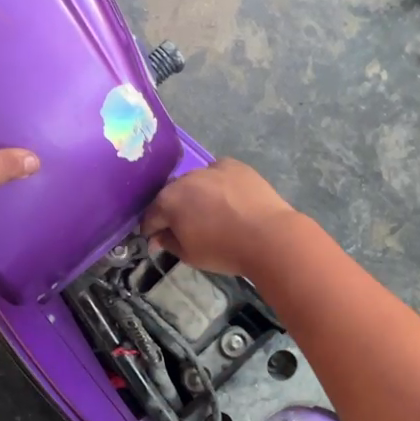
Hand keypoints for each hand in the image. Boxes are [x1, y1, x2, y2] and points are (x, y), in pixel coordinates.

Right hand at [140, 158, 308, 277]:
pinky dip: (216, 183)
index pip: (150, 215)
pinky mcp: (234, 165)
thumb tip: (159, 236)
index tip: (158, 241)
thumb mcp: (189, 255)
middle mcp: (185, 179)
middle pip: (172, 194)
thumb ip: (168, 242)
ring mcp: (211, 168)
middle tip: (186, 227)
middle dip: (174, 210)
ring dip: (195, 195)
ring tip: (210, 212)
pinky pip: (217, 173)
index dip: (152, 230)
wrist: (268, 237)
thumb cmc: (224, 250)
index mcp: (168, 201)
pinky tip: (227, 198)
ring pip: (194, 182)